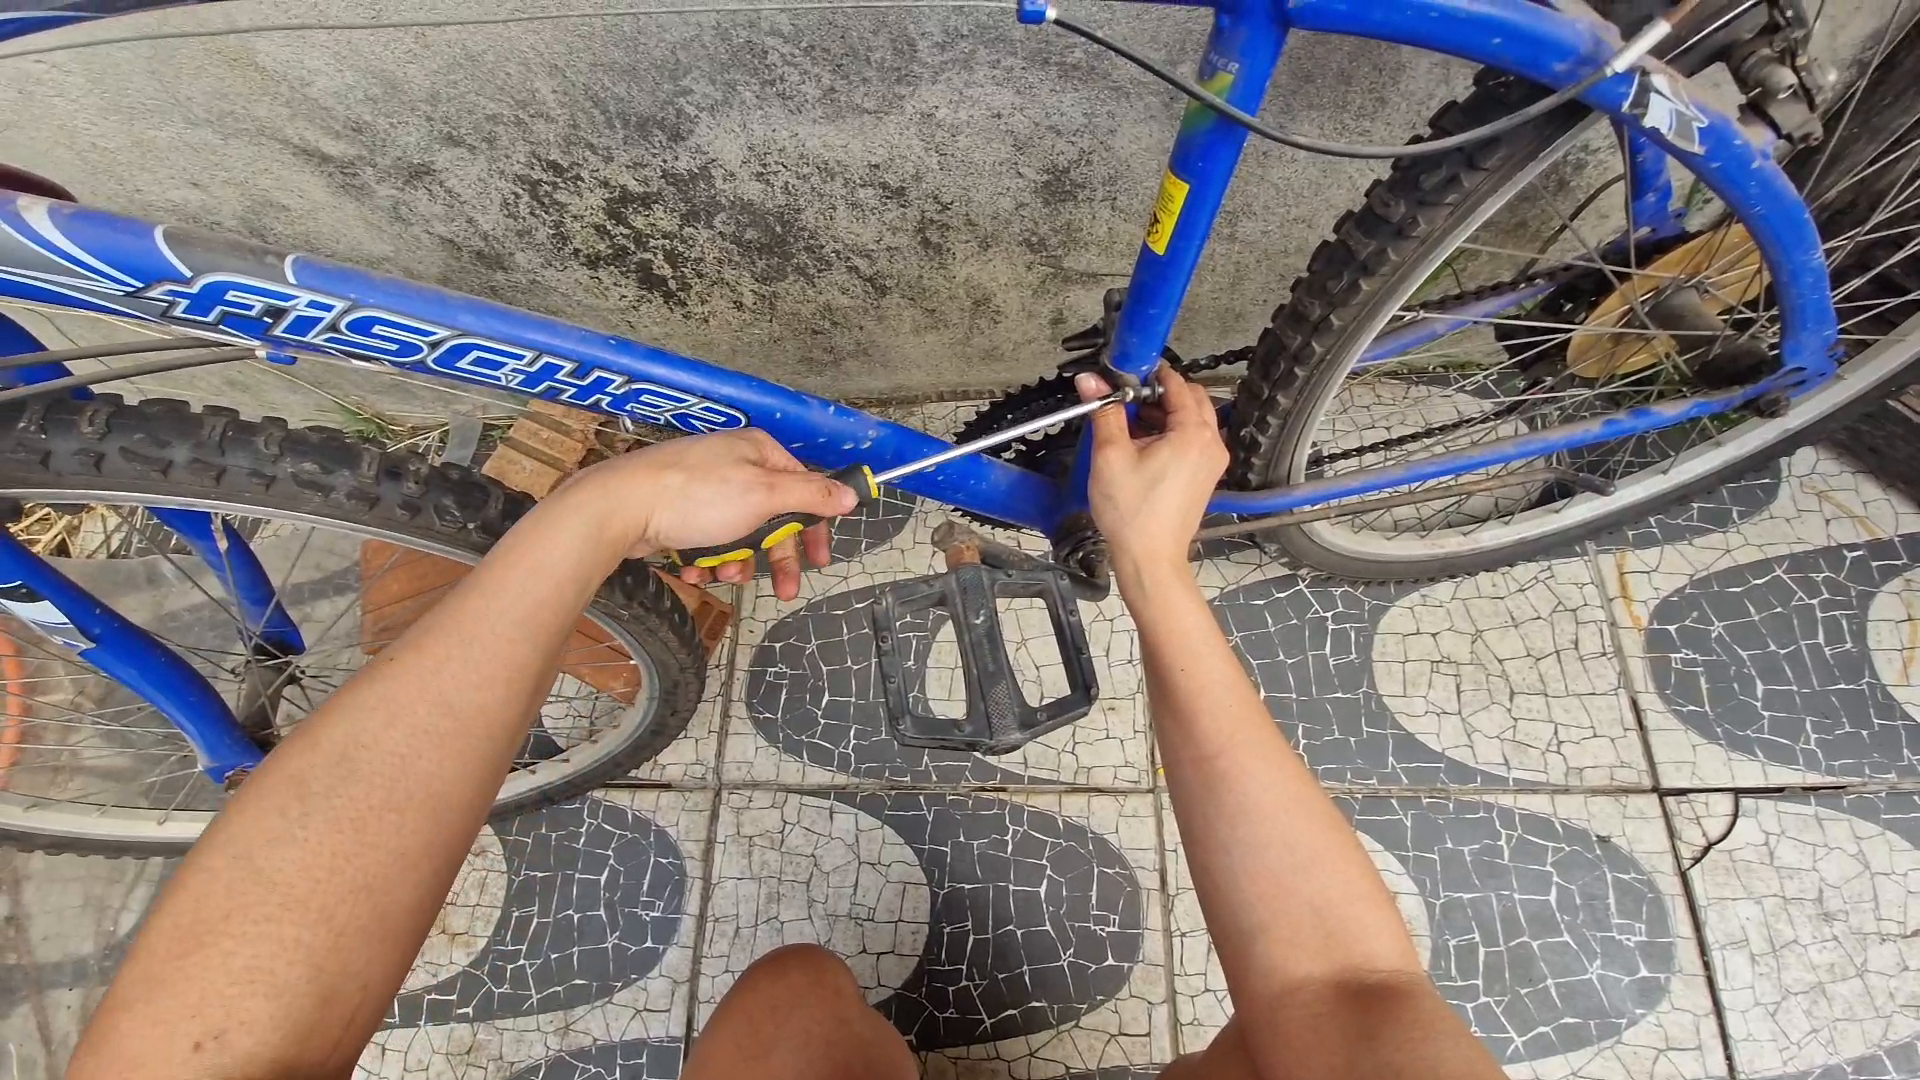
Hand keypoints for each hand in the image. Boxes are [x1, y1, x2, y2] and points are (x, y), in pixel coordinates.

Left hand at [554, 430, 856, 600]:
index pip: (804, 488)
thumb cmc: (698, 497)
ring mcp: (706, 486)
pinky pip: (710, 537)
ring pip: (742, 532)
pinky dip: (709, 558)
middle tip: (786, 591)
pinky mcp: (681, 508)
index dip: (814, 527)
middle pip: (773, 515)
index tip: (819, 560)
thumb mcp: (765, 495)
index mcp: (760, 451)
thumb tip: (851, 494)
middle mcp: (735, 463)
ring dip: (738, 561)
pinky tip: (697, 570)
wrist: (619, 508)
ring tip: (724, 576)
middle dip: (775, 556)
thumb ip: (811, 495)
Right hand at [1076, 365, 1227, 575]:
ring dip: (1164, 414)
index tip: (1125, 377)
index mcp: (1193, 433)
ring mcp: (1211, 461)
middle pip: (1190, 399)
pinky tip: (1143, 447)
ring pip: (1192, 419)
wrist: (1150, 557)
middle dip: (1158, 394)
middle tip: (1126, 400)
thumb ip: (1104, 412)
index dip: (1148, 375)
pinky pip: (1192, 441)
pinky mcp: (1204, 476)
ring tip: (1130, 425)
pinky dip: (1172, 434)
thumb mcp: (1111, 455)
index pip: (1177, 384)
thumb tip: (1091, 382)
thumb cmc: (1134, 514)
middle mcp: (1211, 444)